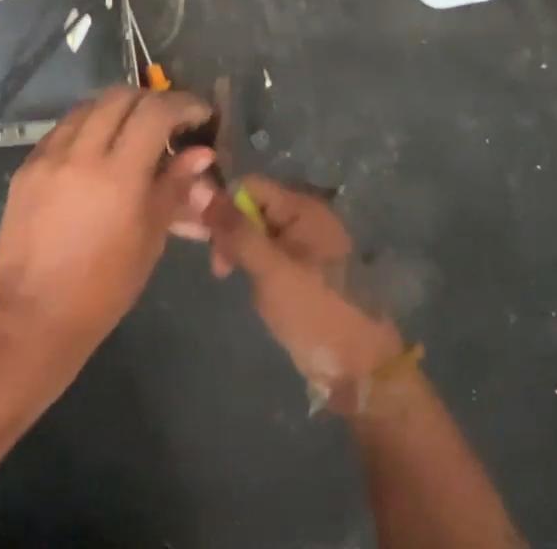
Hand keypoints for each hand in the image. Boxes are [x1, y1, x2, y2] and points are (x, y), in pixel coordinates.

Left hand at [0, 87, 213, 351]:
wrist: (35, 311)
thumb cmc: (104, 288)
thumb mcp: (149, 239)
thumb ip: (173, 189)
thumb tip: (200, 154)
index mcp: (117, 174)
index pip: (154, 113)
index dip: (182, 105)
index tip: (198, 114)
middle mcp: (78, 153)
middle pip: (117, 97)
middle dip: (149, 101)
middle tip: (167, 121)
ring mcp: (46, 157)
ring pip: (85, 109)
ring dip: (114, 111)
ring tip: (132, 134)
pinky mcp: (25, 167)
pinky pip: (60, 132)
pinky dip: (84, 129)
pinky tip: (96, 154)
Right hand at [199, 176, 405, 413]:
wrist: (359, 369)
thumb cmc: (315, 312)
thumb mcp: (270, 268)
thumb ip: (234, 229)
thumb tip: (197, 187)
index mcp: (304, 210)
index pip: (248, 186)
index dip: (222, 206)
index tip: (206, 239)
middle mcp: (306, 219)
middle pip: (251, 207)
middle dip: (228, 231)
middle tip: (221, 267)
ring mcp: (305, 245)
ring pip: (255, 230)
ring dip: (237, 249)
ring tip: (229, 276)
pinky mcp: (302, 268)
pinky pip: (266, 250)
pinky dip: (251, 262)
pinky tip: (247, 281)